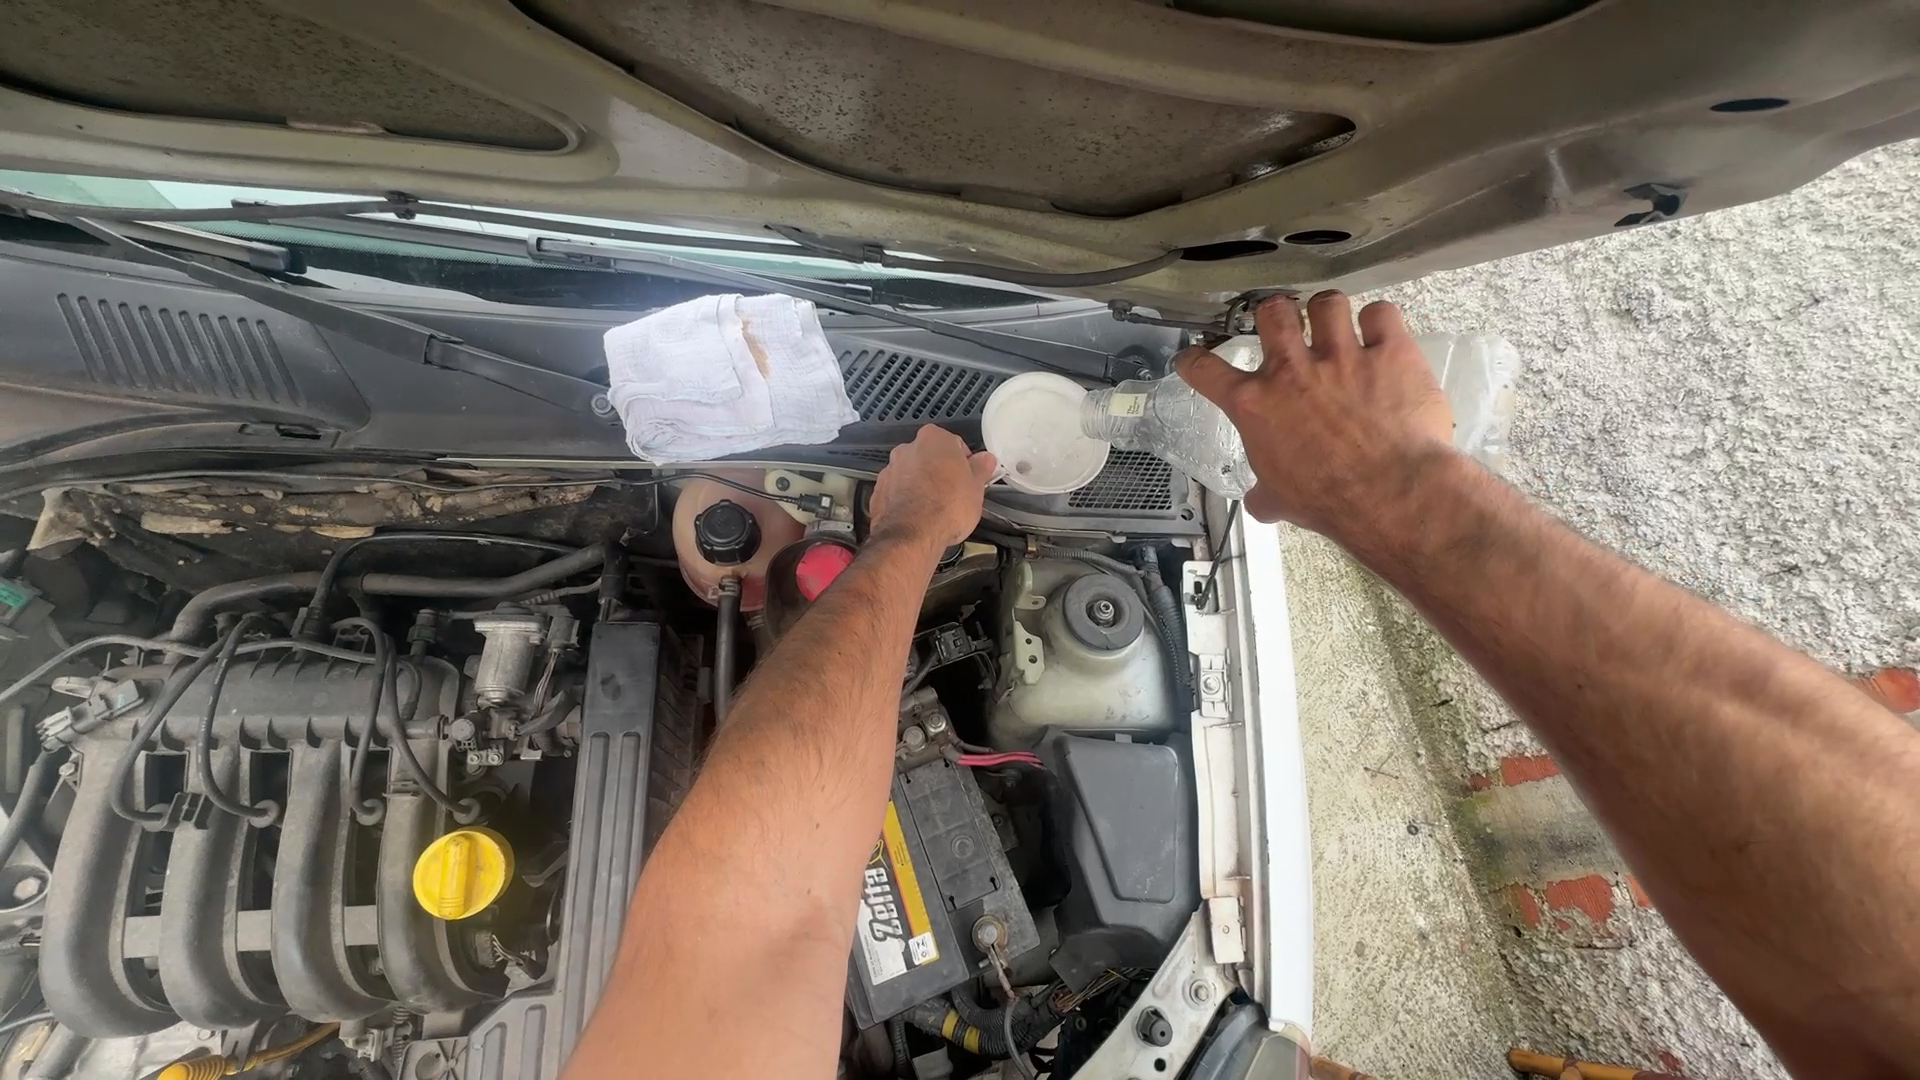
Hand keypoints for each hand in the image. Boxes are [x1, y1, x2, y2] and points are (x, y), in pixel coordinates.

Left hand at [867, 425, 997, 550]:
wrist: (912, 535)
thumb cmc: (943, 508)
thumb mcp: (976, 486)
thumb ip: (981, 468)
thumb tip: (985, 461)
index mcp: (934, 439)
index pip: (956, 444)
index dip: (966, 462)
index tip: (972, 475)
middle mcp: (908, 450)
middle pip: (931, 458)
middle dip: (943, 473)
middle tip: (957, 492)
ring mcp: (891, 471)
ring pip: (913, 474)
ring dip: (924, 486)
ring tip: (939, 508)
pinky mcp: (880, 492)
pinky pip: (899, 492)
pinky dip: (908, 500)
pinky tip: (921, 516)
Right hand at [1176, 291, 1455, 541]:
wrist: (1387, 493)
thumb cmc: (1326, 499)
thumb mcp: (1278, 500)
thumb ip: (1263, 493)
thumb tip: (1259, 503)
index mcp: (1254, 406)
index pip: (1206, 371)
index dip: (1193, 361)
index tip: (1193, 359)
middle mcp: (1292, 371)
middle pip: (1273, 313)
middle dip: (1276, 314)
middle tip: (1285, 326)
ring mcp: (1343, 356)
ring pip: (1327, 303)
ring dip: (1328, 312)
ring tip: (1335, 325)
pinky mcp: (1390, 353)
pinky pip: (1382, 313)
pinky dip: (1380, 320)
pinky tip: (1381, 333)